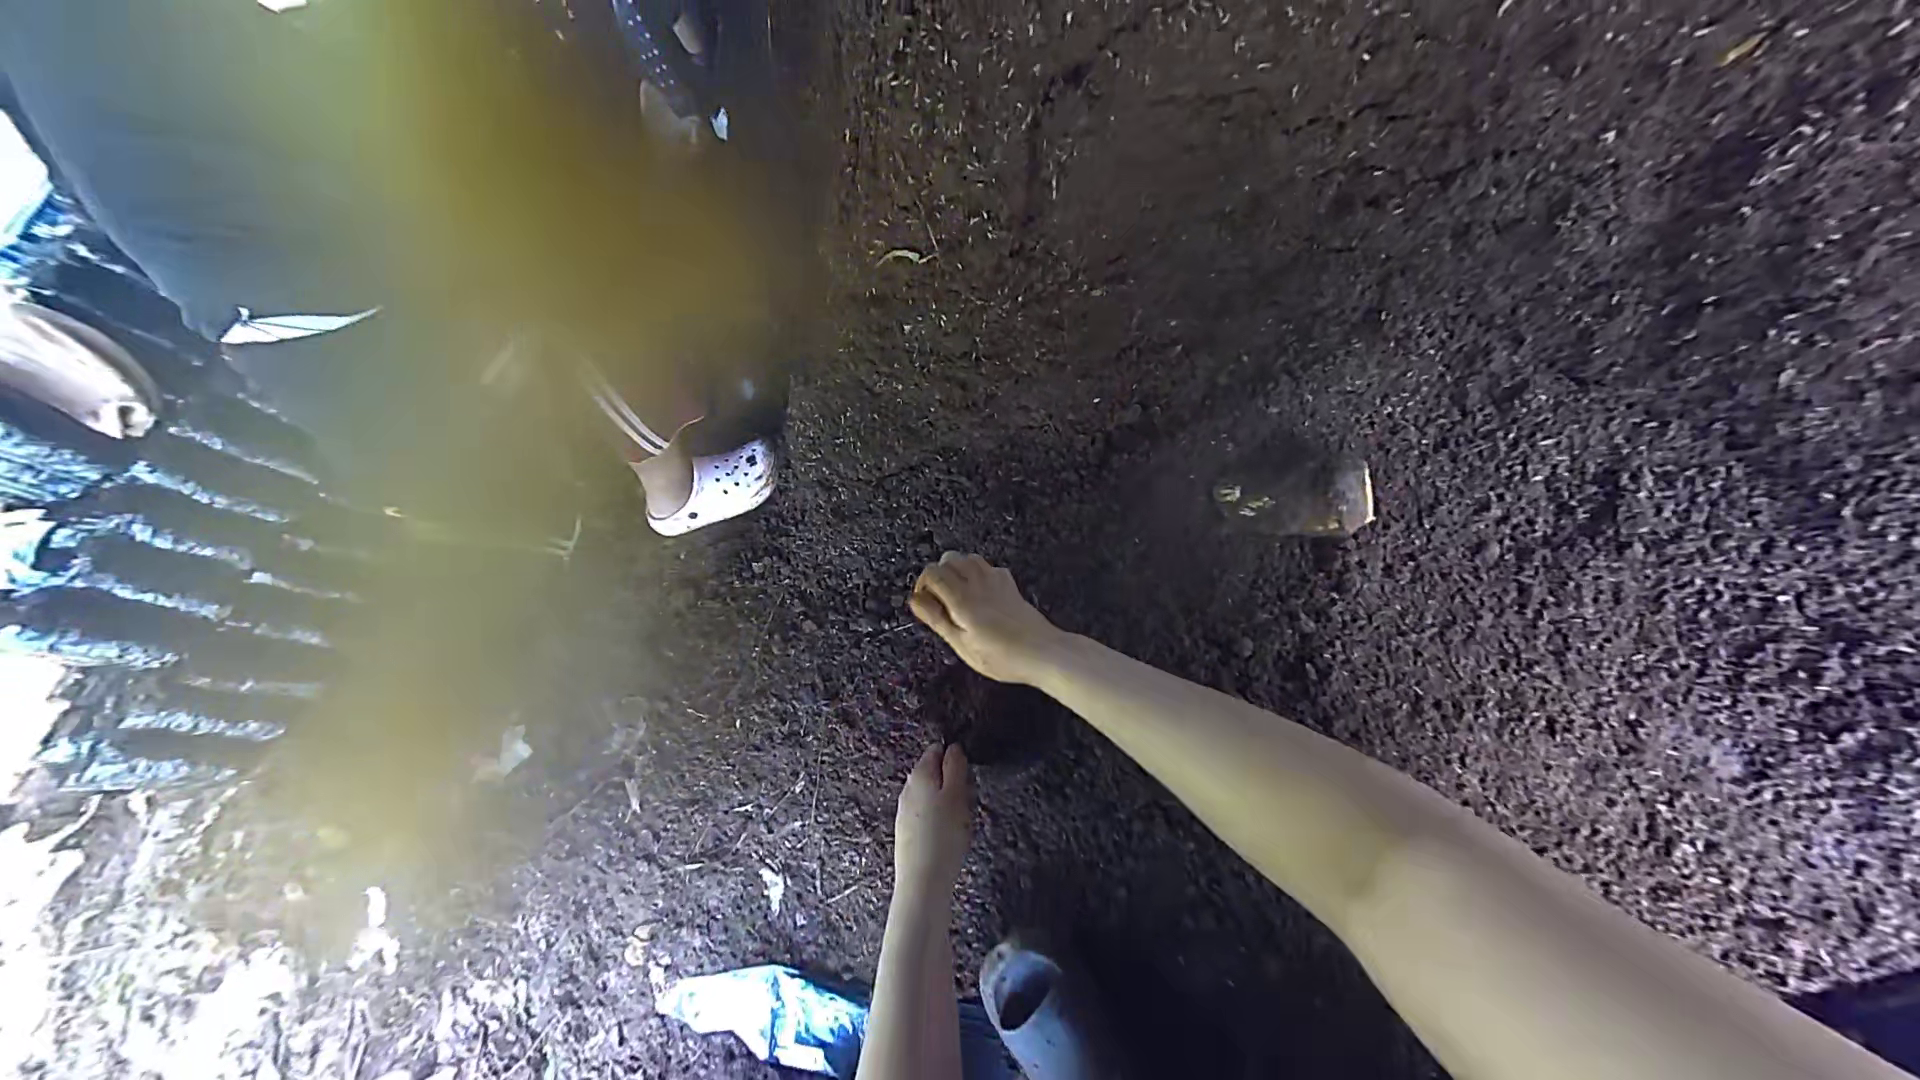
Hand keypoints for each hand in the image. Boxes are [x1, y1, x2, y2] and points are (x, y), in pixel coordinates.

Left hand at [893, 743, 972, 895]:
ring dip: (945, 802)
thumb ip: (955, 766)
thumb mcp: (957, 794)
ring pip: (930, 795)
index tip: (967, 776)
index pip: (935, 750)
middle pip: (933, 773)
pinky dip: (937, 820)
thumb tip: (953, 747)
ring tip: (958, 822)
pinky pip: (925, 815)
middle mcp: (907, 788)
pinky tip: (946, 837)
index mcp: (918, 774)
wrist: (922, 882)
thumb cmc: (944, 835)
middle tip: (966, 801)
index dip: (954, 758)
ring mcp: (904, 811)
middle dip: (951, 781)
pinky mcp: (905, 832)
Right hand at [911, 553, 1065, 685]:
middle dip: (938, 574)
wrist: (1043, 651)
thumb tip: (915, 601)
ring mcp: (995, 579)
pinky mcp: (1009, 583)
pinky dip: (977, 572)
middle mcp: (977, 582)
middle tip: (939, 600)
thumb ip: (937, 619)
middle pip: (948, 558)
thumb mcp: (962, 645)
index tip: (924, 602)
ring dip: (957, 570)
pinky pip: (987, 566)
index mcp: (962, 598)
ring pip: (968, 558)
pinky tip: (980, 593)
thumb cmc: (1003, 656)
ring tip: (957, 595)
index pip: (932, 572)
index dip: (922, 585)